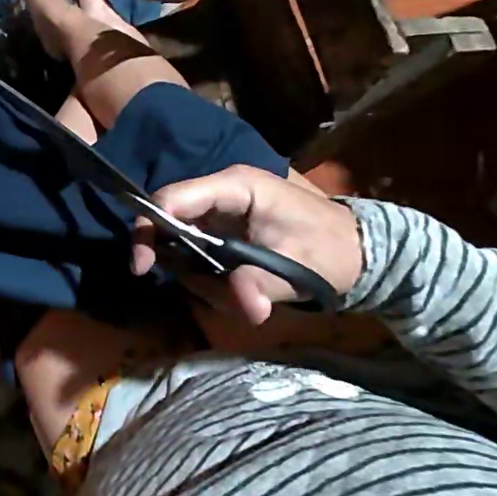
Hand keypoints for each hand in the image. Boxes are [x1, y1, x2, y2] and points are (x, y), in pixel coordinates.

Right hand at [133, 165, 362, 324]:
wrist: (354, 251)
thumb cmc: (329, 247)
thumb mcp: (299, 266)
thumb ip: (264, 283)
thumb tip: (248, 309)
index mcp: (238, 186)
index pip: (175, 197)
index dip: (151, 226)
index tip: (142, 266)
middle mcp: (222, 195)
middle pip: (168, 218)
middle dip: (165, 252)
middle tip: (170, 280)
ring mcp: (221, 215)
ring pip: (180, 242)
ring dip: (194, 273)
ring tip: (234, 294)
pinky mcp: (224, 234)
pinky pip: (196, 255)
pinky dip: (207, 279)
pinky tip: (238, 292)